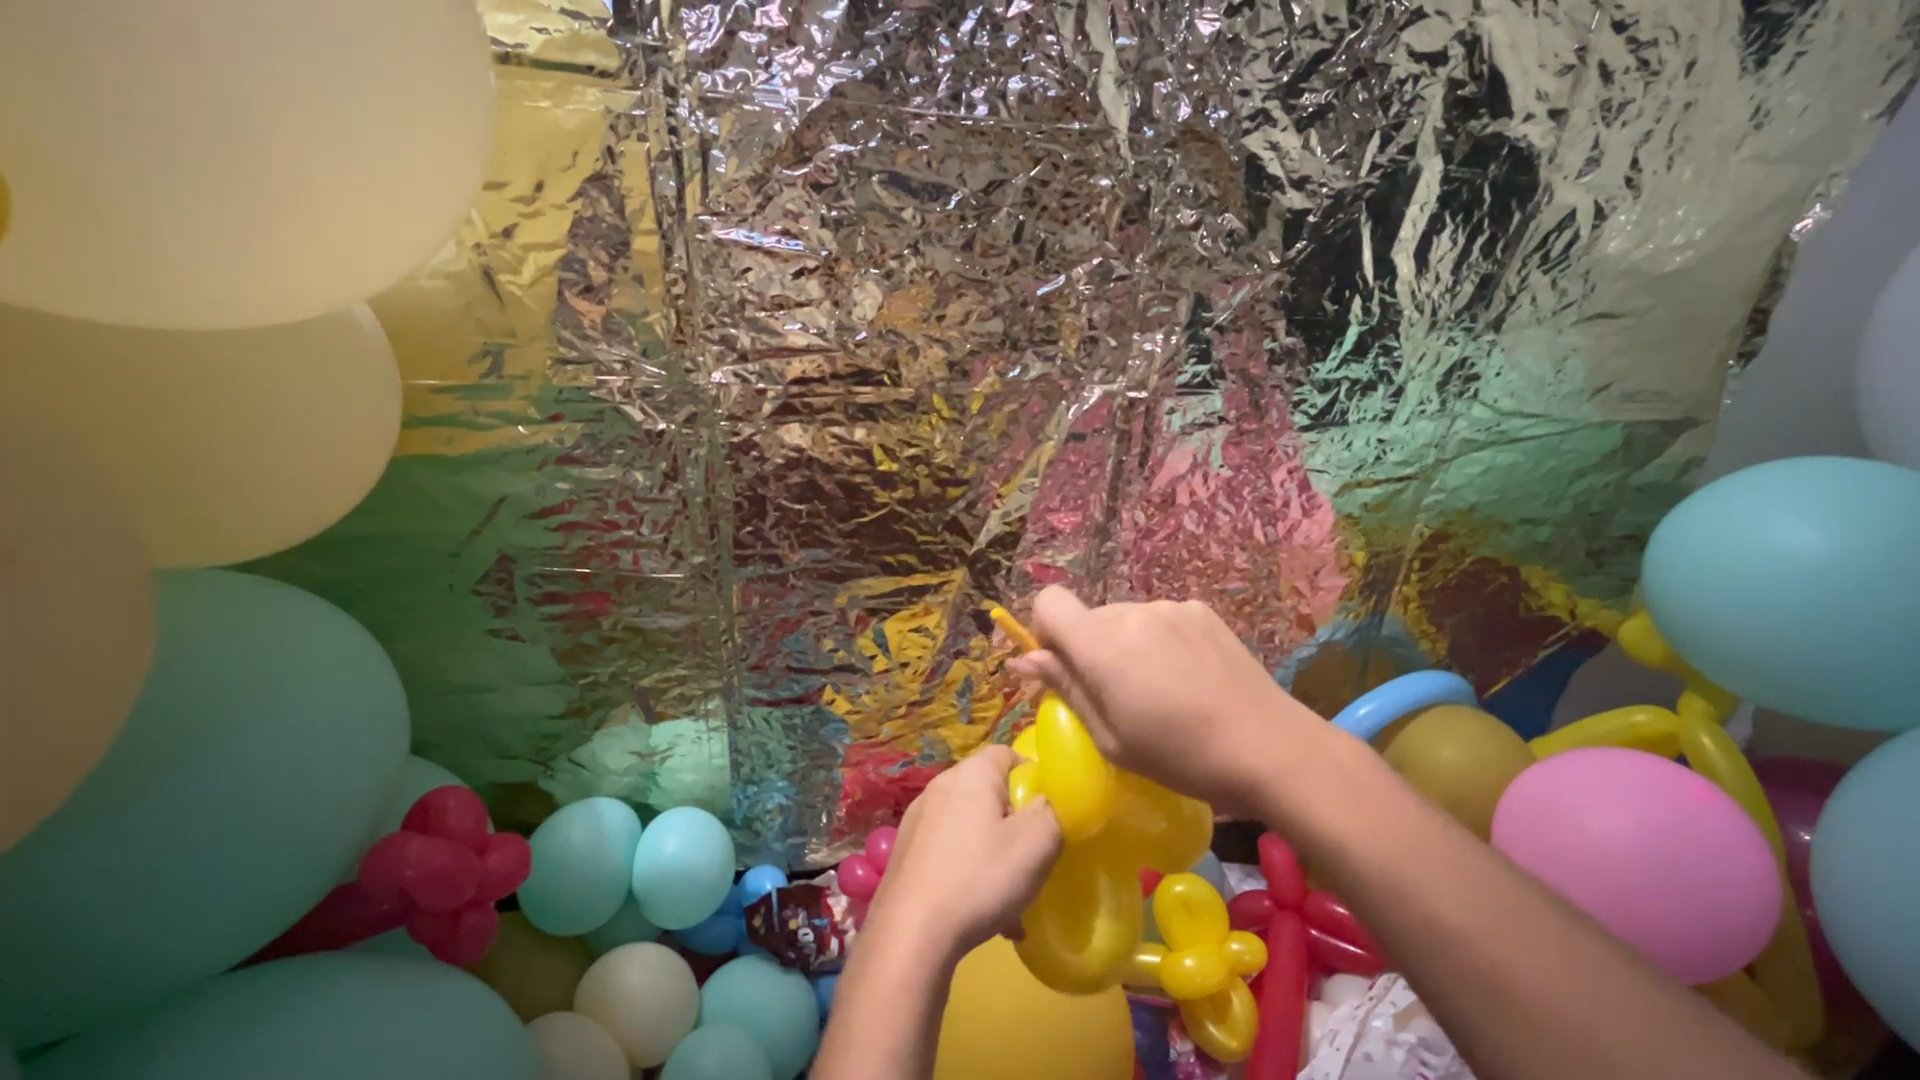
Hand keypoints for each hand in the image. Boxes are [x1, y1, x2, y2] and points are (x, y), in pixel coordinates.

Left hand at [864, 745, 1062, 960]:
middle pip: (990, 794)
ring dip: (995, 857)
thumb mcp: (1037, 843)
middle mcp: (939, 788)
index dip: (1034, 778)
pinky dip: (970, 875)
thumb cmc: (980, 877)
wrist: (910, 933)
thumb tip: (1048, 800)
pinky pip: (951, 854)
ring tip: (1013, 899)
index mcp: (971, 775)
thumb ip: (1053, 810)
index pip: (1009, 754)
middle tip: (1033, 859)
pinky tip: (986, 916)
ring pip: (972, 829)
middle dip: (1015, 825)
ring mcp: (918, 821)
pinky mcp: (906, 854)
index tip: (1049, 813)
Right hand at [1009, 586, 1332, 812]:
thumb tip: (1024, 660)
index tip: (1063, 670)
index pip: (1049, 603)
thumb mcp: (1110, 738)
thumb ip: (1065, 689)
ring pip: (1125, 620)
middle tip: (1119, 698)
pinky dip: (1159, 642)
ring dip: (1127, 646)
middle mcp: (1132, 612)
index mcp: (1102, 644)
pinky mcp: (1202, 611)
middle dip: (1090, 649)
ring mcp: (1171, 607)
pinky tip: (1188, 678)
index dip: (1045, 633)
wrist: (1269, 747)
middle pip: (1089, 617)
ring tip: (1161, 691)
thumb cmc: (1180, 757)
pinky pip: (1160, 619)